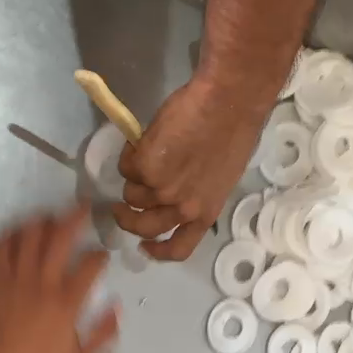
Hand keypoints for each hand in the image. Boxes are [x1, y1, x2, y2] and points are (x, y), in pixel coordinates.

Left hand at [0, 206, 117, 352]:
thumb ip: (100, 336)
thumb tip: (117, 309)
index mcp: (66, 304)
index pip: (91, 265)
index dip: (101, 255)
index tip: (103, 254)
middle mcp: (42, 284)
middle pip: (61, 236)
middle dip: (76, 217)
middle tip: (84, 207)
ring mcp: (14, 279)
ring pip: (30, 234)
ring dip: (43, 221)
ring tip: (51, 217)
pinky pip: (1, 246)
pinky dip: (11, 234)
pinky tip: (17, 233)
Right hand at [114, 76, 273, 261]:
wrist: (228, 101)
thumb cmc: (233, 130)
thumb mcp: (219, 177)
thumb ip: (196, 192)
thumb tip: (175, 192)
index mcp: (205, 213)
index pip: (179, 249)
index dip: (158, 252)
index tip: (145, 246)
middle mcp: (183, 209)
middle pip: (144, 227)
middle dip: (127, 219)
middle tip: (119, 209)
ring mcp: (162, 190)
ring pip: (132, 196)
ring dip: (132, 179)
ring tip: (140, 155)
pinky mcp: (146, 168)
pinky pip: (126, 168)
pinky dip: (129, 155)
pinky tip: (140, 140)